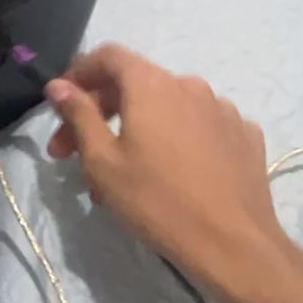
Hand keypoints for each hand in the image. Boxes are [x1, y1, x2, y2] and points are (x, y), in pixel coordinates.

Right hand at [45, 44, 302, 302]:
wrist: (234, 246)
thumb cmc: (157, 201)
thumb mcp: (102, 161)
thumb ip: (78, 114)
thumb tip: (58, 85)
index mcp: (151, 84)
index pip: (108, 56)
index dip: (79, 73)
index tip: (60, 105)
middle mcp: (189, 85)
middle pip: (135, 83)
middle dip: (98, 112)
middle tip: (72, 153)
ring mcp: (222, 109)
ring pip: (167, 107)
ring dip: (137, 128)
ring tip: (122, 172)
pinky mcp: (244, 135)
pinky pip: (199, 126)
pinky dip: (176, 138)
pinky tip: (172, 172)